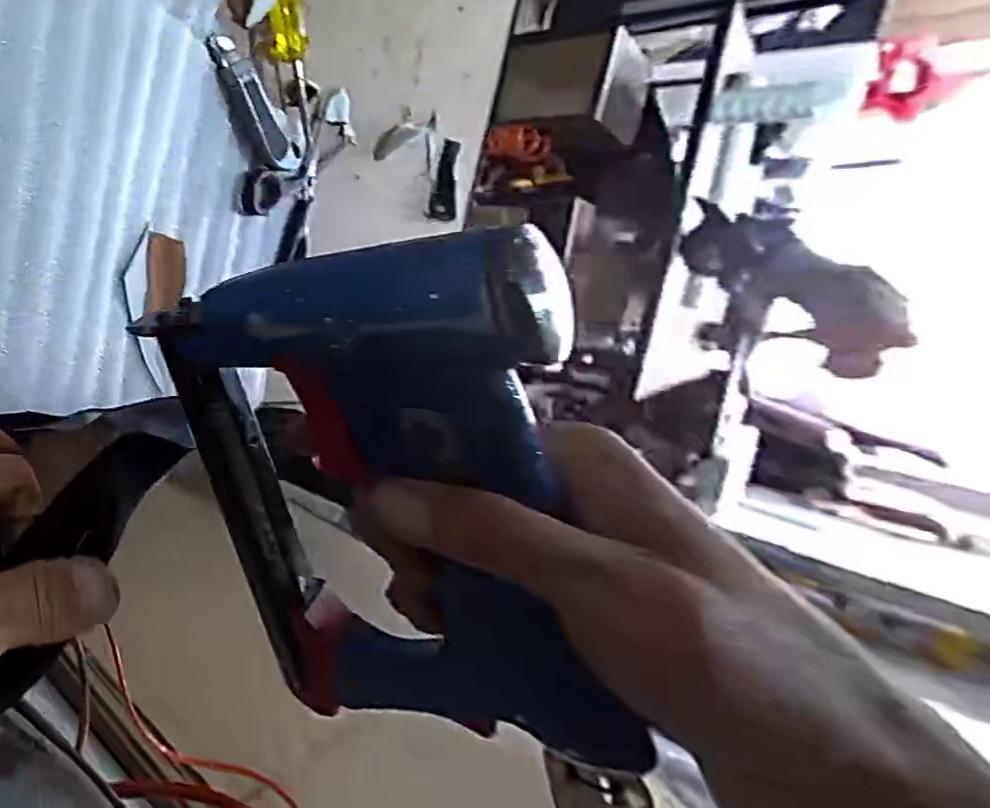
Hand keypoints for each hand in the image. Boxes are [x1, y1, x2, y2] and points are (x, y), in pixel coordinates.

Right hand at [359, 422, 989, 807]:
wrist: (839, 779)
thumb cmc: (731, 659)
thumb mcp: (604, 586)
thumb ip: (488, 530)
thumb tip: (376, 491)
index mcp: (569, 455)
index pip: (450, 435)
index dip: (397, 466)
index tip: (369, 519)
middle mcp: (554, 485)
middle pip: (440, 489)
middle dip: (416, 539)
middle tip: (423, 593)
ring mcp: (557, 541)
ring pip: (450, 540)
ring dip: (432, 582)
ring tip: (445, 626)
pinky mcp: (557, 591)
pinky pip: (477, 582)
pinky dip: (458, 610)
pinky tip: (462, 640)